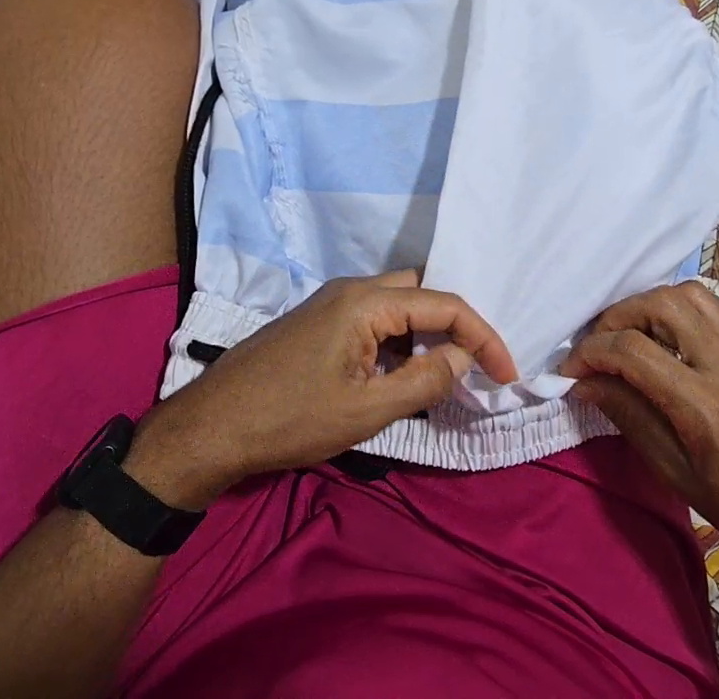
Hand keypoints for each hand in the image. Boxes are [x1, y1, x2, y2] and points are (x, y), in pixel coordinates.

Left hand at [125, 271, 517, 508]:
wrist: (211, 428)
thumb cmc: (290, 420)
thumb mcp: (367, 410)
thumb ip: (424, 381)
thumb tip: (463, 357)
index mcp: (364, 302)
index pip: (443, 304)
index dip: (483, 336)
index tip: (507, 375)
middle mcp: (348, 290)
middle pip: (420, 292)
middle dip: (454, 326)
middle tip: (476, 365)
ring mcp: (327, 304)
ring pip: (396, 306)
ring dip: (425, 335)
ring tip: (446, 373)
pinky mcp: (315, 323)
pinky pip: (371, 321)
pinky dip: (397, 342)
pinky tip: (402, 373)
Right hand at [560, 281, 718, 577]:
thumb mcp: (674, 473)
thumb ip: (628, 417)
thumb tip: (584, 382)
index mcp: (706, 408)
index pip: (634, 351)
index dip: (590, 353)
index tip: (570, 371)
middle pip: (663, 303)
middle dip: (618, 316)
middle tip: (598, 346)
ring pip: (690, 294)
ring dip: (648, 306)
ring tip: (628, 337)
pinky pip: (712, 309)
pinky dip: (676, 311)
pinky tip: (663, 341)